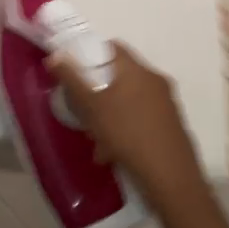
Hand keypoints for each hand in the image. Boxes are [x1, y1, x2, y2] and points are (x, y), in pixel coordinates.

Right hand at [48, 41, 203, 198]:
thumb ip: (72, 79)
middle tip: (83, 107)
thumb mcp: (91, 107)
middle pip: (120, 75)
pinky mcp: (174, 127)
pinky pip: (143, 117)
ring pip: (130, 99)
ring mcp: (168, 105)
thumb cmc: (127, 135)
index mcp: (138, 70)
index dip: (90, 54)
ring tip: (96, 137)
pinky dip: (127, 127)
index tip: (75, 71)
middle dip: (98, 90)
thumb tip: (54, 57)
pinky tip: (114, 151)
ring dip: (111, 112)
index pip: (112, 47)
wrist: (172, 180)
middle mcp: (157, 82)